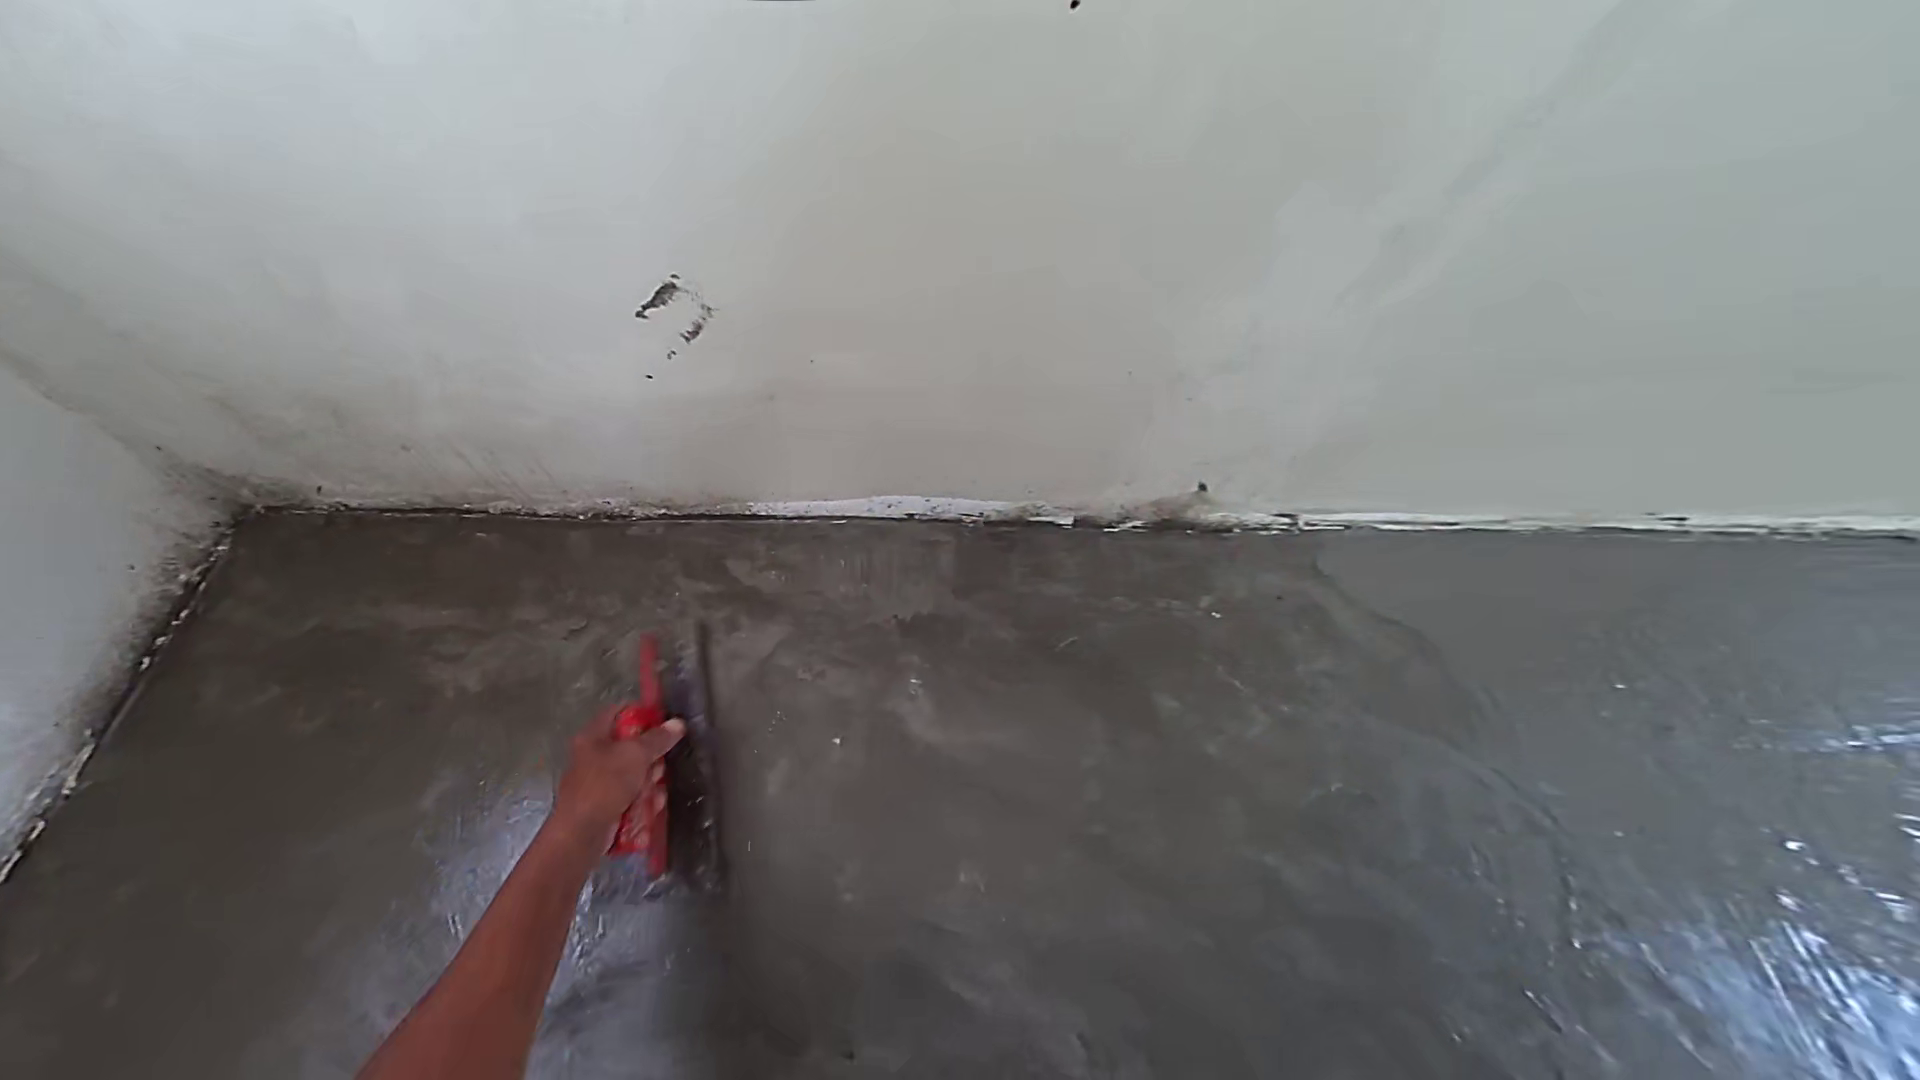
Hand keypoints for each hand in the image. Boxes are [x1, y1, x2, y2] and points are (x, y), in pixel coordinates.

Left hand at [552, 709, 683, 846]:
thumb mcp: (636, 754)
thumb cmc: (605, 784)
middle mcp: (595, 757)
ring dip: (650, 785)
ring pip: (637, 774)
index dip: (642, 713)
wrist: (582, 834)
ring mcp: (600, 783)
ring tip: (652, 794)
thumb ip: (658, 738)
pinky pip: (633, 796)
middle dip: (652, 759)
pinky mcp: (606, 806)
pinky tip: (648, 809)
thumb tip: (677, 723)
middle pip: (633, 747)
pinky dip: (643, 803)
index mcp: (594, 737)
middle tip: (658, 766)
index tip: (664, 722)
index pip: (619, 712)